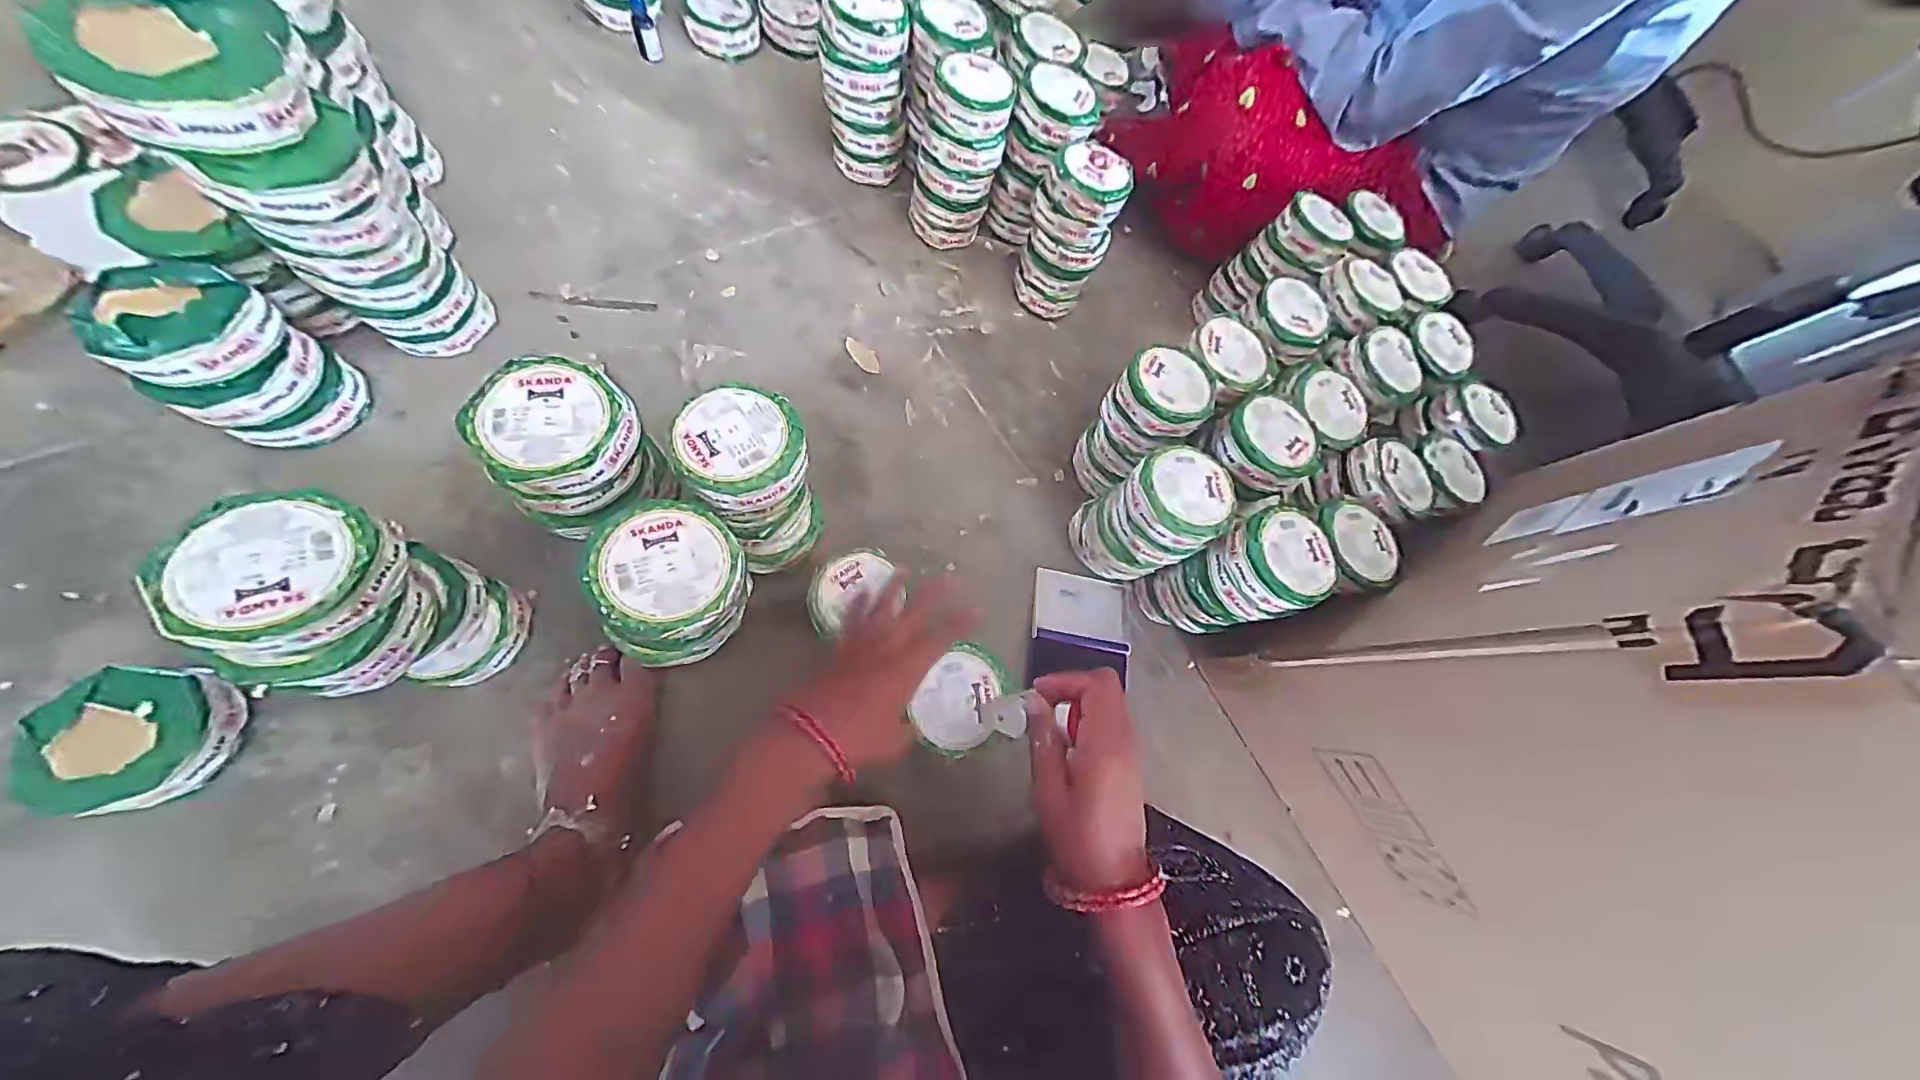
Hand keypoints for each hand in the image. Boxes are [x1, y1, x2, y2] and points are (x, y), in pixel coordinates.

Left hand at [782, 575, 976, 771]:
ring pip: (880, 607)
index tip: (976, 612)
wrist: (810, 735)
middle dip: (935, 593)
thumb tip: (908, 726)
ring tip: (905, 569)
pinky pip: (851, 619)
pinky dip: (859, 604)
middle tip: (951, 577)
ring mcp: (861, 646)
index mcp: (907, 669)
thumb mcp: (894, 741)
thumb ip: (905, 728)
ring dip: (894, 586)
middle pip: (914, 613)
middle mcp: (886, 649)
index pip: (940, 638)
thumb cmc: (859, 739)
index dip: (960, 623)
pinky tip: (864, 592)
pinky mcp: (839, 650)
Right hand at [1026, 669, 1151, 893]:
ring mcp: (1131, 750)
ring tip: (1051, 730)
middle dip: (1072, 687)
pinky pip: (1111, 723)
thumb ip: (1043, 739)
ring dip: (1079, 705)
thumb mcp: (1048, 789)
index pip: (1097, 684)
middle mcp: (1125, 739)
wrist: (1113, 879)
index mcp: (1106, 742)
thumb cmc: (1077, 837)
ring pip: (1110, 704)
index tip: (1036, 694)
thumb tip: (1035, 702)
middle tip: (1041, 706)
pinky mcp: (1130, 762)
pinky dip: (1088, 721)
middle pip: (1107, 687)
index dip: (1066, 679)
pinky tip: (1068, 747)